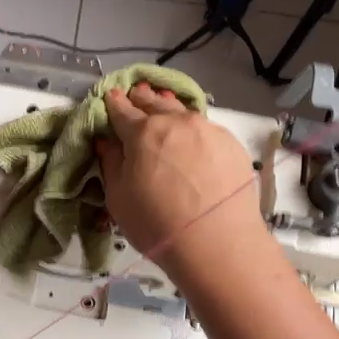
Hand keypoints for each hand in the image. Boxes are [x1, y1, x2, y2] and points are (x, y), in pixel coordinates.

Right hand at [94, 83, 269, 275]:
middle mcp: (176, 122)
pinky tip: (191, 138)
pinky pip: (205, 128)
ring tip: (163, 106)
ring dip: (169, 108)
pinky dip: (193, 128)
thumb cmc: (155, 223)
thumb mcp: (118, 198)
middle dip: (142, 99)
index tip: (110, 98)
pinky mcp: (231, 144)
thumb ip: (111, 164)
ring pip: (183, 112)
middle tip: (135, 95)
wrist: (217, 242)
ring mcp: (207, 130)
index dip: (113, 104)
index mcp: (143, 132)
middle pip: (155, 103)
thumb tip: (107, 143)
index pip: (122, 111)